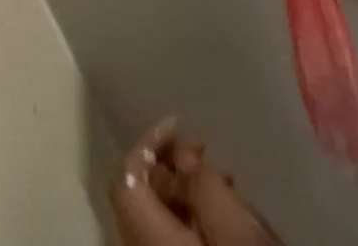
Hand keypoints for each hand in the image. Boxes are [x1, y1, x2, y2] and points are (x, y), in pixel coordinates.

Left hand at [110, 120, 282, 245]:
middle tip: (204, 148)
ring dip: (179, 186)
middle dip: (167, 164)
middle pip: (137, 195)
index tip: (178, 123)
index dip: (147, 143)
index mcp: (146, 239)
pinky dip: (186, 210)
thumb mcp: (232, 224)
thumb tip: (183, 157)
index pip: (125, 179)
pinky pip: (167, 232)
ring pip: (152, 214)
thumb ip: (202, 182)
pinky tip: (217, 208)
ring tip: (220, 177)